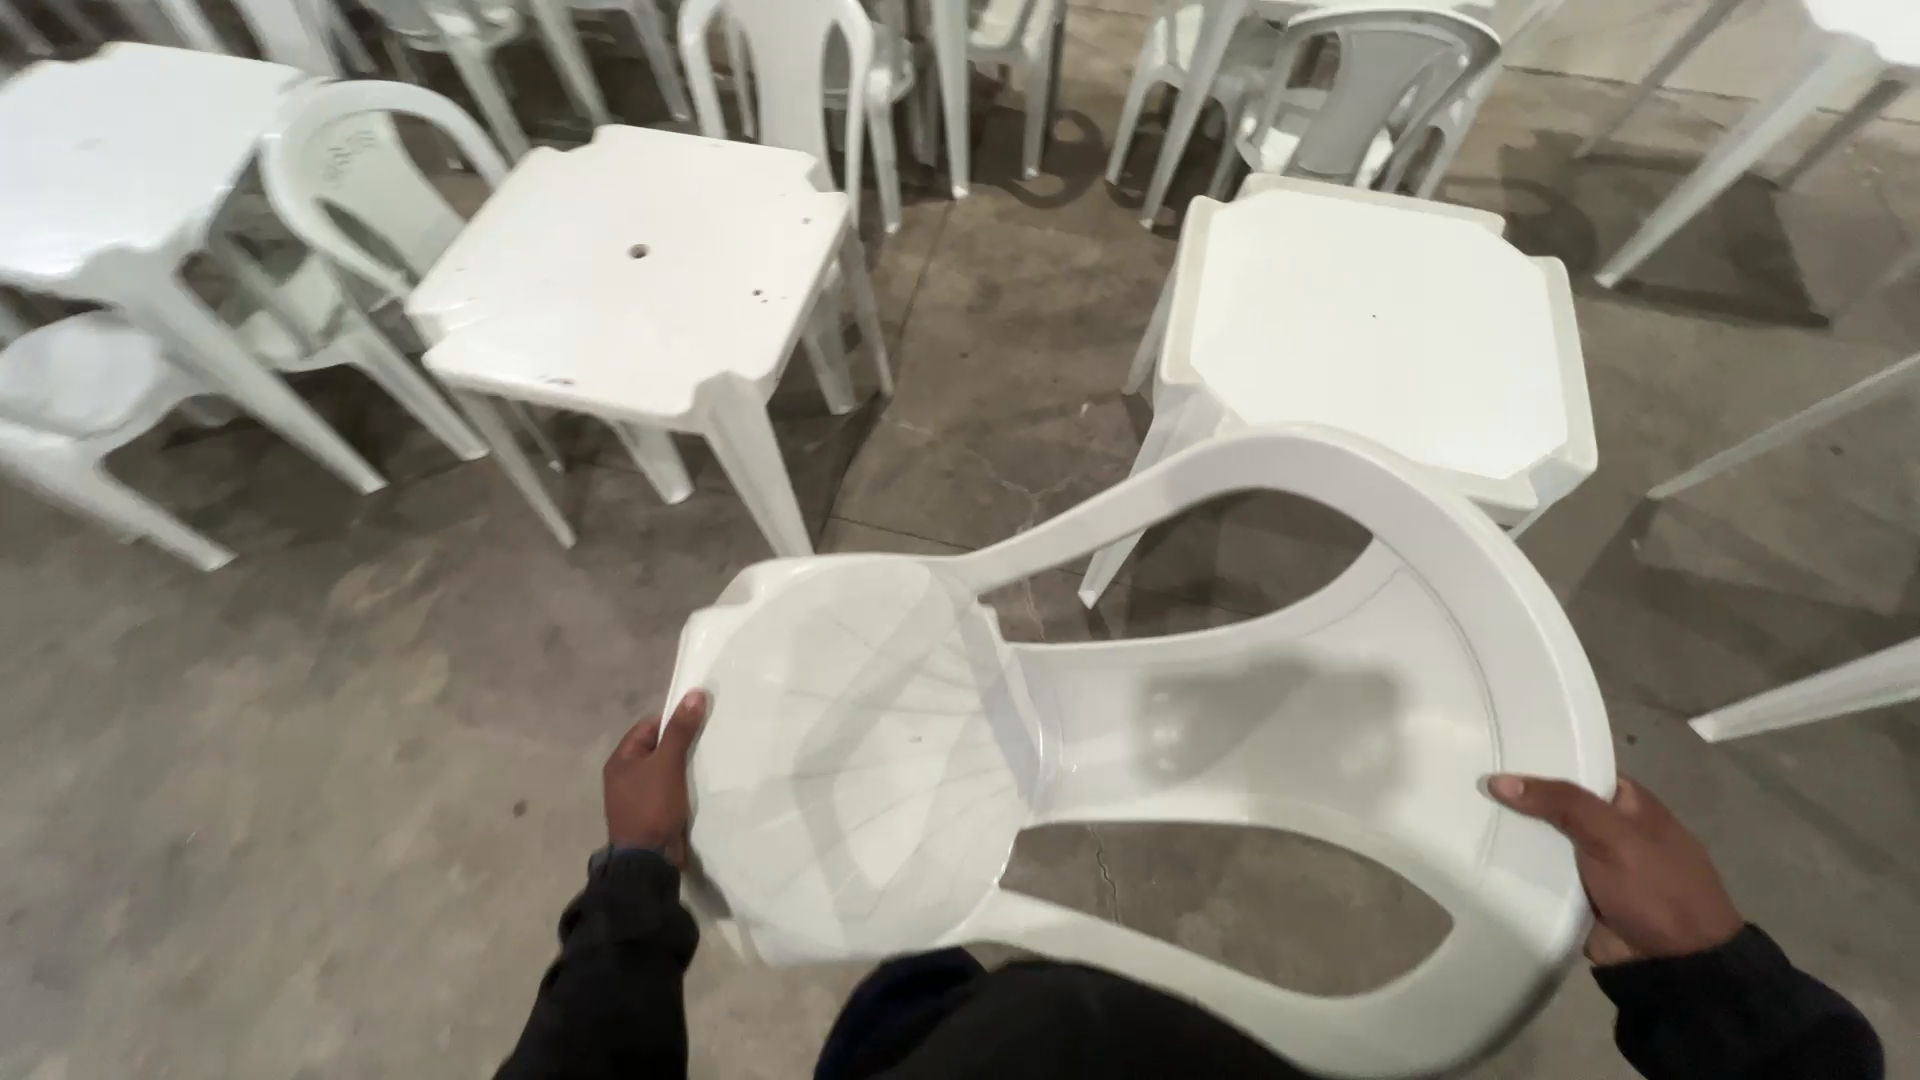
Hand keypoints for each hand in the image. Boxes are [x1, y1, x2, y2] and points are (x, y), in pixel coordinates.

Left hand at [603, 690, 708, 867]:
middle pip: (658, 747)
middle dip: (681, 742)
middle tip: (708, 739)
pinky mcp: (652, 812)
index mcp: (621, 760)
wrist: (648, 860)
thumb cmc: (651, 806)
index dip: (673, 721)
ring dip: (684, 765)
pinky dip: (684, 784)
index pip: (649, 726)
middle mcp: (625, 776)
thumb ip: (680, 730)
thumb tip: (695, 694)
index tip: (698, 723)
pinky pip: (670, 788)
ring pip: (666, 768)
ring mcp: (637, 796)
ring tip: (708, 760)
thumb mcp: (667, 763)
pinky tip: (701, 784)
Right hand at [1489, 773, 1742, 965]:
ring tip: (1456, 805)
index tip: (1493, 748)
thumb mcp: (1616, 837)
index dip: (1537, 758)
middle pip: (1550, 800)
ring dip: (1505, 826)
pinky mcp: (1568, 886)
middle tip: (1464, 775)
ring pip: (1536, 832)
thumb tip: (1498, 781)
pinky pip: (1531, 863)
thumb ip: (1563, 803)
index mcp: (1629, 804)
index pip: (1576, 767)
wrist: (1675, 968)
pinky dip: (1508, 856)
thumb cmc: (1659, 891)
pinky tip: (1472, 841)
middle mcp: (1606, 826)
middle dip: (1513, 793)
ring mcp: (1586, 858)